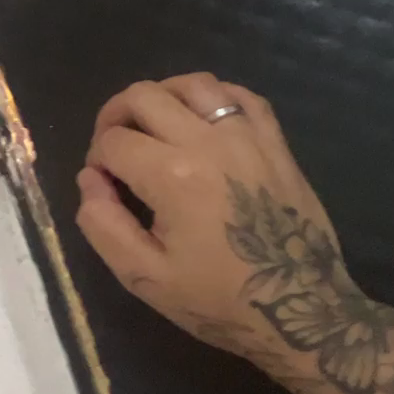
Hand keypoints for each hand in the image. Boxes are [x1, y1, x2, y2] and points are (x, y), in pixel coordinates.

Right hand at [76, 73, 360, 355]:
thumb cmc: (218, 298)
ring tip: (153, 125)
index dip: (96, 160)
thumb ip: (103, 224)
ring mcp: (247, 136)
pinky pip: (240, 95)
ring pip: (192, 83)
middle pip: (144, 96)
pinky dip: (212, 98)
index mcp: (172, 175)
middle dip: (114, 115)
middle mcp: (208, 142)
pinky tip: (200, 122)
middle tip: (113, 146)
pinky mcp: (275, 142)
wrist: (303, 310)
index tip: (104, 186)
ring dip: (161, 96)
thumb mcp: (144, 277)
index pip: (113, 141)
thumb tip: (90, 178)